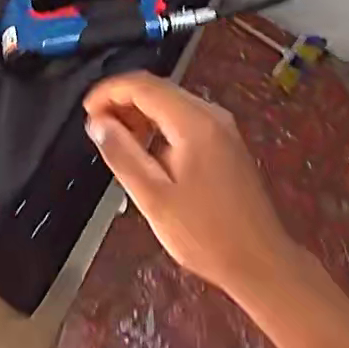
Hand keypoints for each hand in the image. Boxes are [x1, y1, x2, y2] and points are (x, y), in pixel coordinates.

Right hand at [83, 71, 298, 296]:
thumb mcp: (153, 198)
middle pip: (158, 88)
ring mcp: (222, 127)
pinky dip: (159, 123)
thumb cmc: (206, 234)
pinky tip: (146, 149)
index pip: (143, 85)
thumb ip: (122, 154)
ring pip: (171, 101)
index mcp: (194, 123)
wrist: (261, 261)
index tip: (86, 109)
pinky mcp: (225, 141)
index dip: (109, 91)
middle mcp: (211, 115)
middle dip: (122, 100)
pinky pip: (185, 117)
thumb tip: (98, 123)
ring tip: (117, 139)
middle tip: (97, 126)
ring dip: (140, 112)